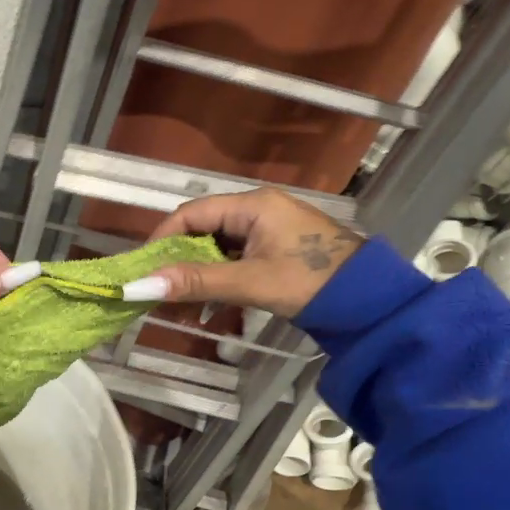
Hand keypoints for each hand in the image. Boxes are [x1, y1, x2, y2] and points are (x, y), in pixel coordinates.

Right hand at [119, 189, 362, 317]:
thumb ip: (194, 282)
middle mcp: (258, 209)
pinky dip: (216, 278)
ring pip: (216, 246)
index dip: (161, 239)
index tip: (144, 270)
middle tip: (159, 291)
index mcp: (253, 205)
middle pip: (201, 229)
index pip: (190, 213)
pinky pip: (233, 258)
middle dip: (177, 261)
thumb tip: (138, 286)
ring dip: (196, 274)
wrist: (371, 302)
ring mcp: (269, 229)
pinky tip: (208, 304)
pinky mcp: (276, 248)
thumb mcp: (248, 283)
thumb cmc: (309, 283)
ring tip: (181, 305)